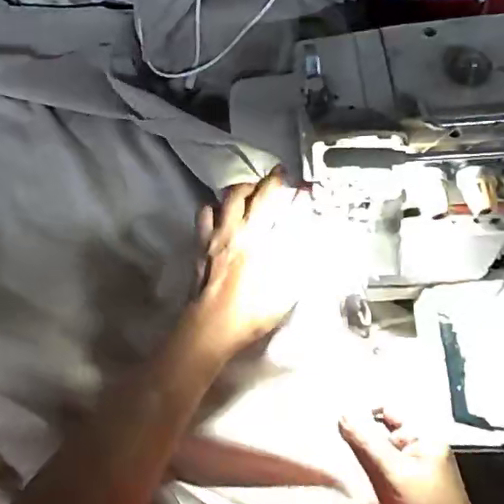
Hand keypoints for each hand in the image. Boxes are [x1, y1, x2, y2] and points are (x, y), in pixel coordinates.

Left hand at [188, 169, 304, 357]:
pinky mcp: (197, 248)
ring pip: (217, 201)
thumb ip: (297, 266)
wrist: (209, 329)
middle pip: (237, 192)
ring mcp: (209, 238)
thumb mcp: (284, 292)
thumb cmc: (248, 315)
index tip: (284, 174)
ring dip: (231, 196)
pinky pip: (203, 218)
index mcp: (253, 239)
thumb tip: (307, 244)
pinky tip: (221, 220)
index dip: (276, 182)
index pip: (265, 199)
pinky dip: (212, 211)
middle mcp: (229, 231)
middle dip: (253, 184)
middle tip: (265, 187)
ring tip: (242, 200)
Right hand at [339, 408, 489, 503]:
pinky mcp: (409, 486)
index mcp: (425, 438)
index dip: (365, 411)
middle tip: (333, 433)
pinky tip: (351, 471)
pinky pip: (385, 470)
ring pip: (382, 452)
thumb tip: (343, 415)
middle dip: (361, 433)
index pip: (391, 412)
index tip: (339, 416)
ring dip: (363, 454)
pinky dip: (370, 470)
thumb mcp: (395, 473)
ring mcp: (415, 468)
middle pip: (384, 432)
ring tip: (337, 450)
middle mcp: (421, 448)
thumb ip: (368, 444)